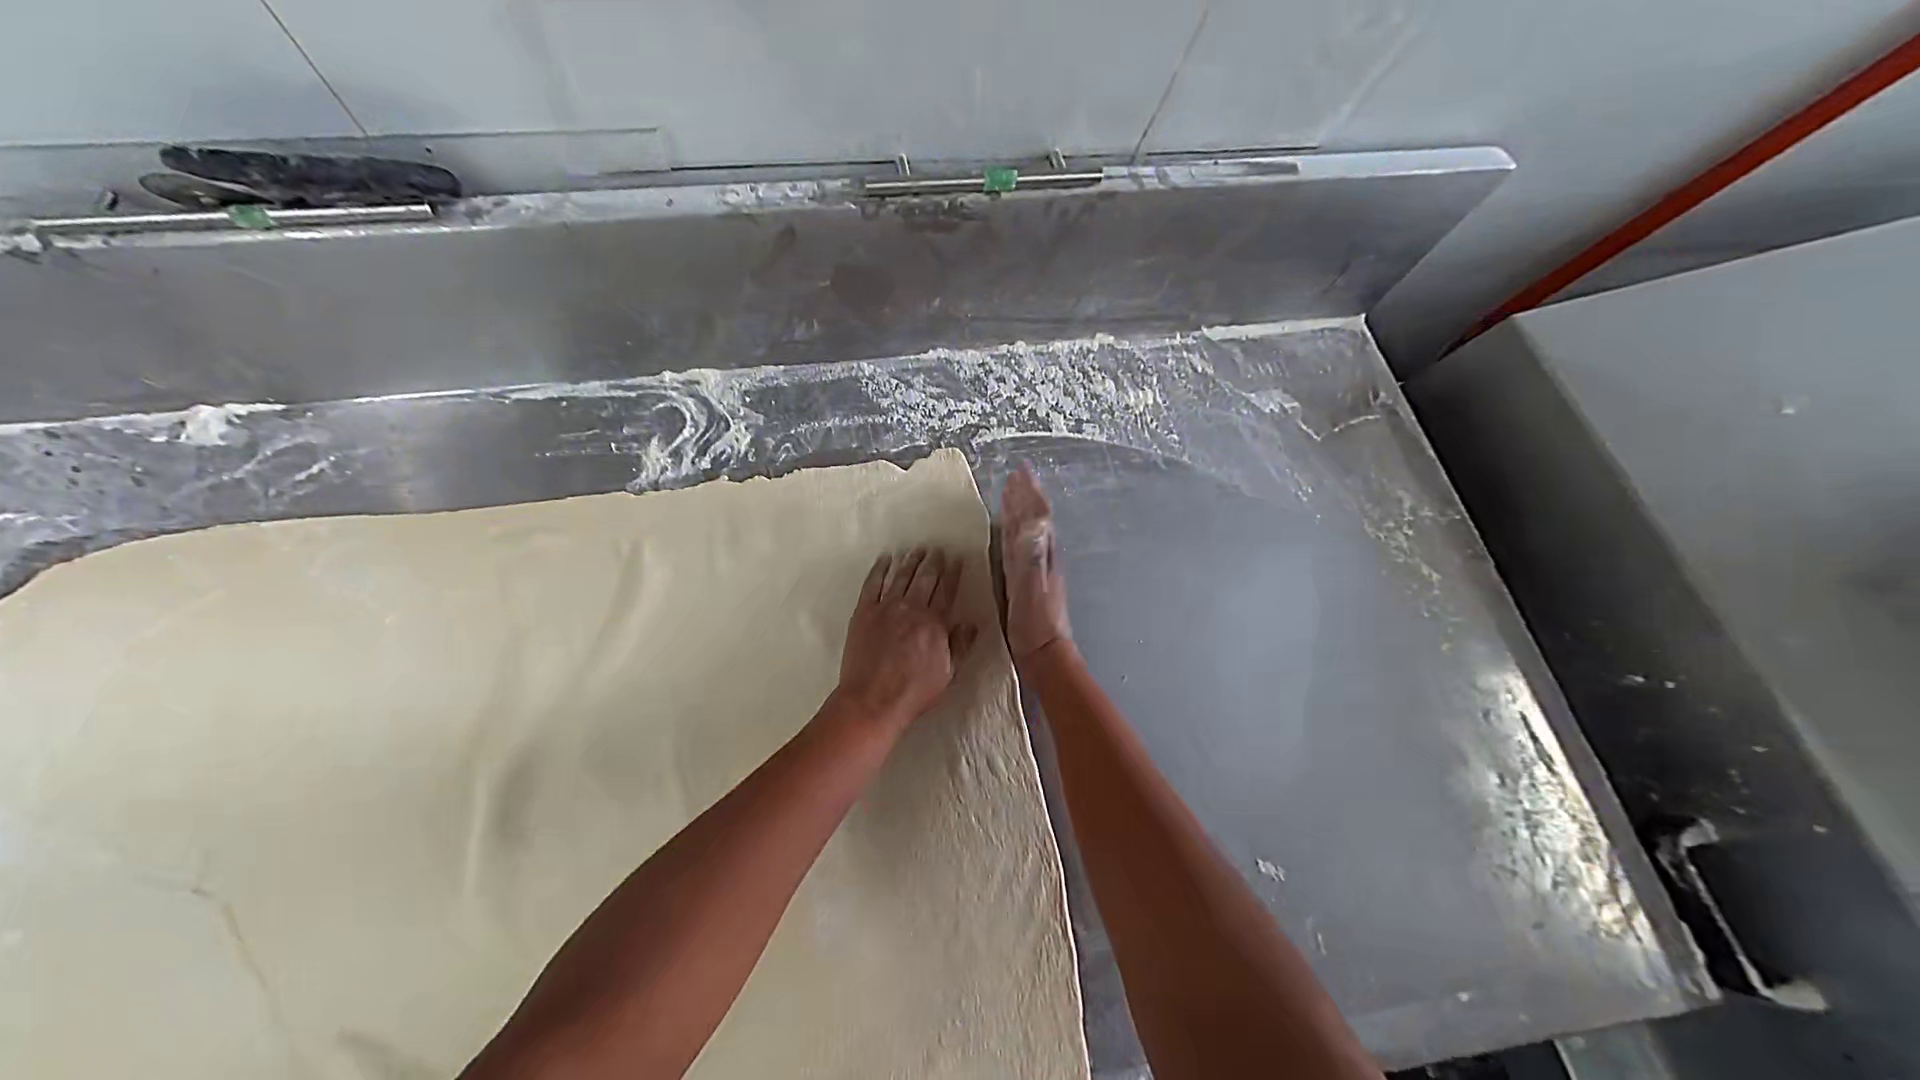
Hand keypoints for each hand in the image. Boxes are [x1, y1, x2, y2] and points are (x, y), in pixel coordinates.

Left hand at [836, 548, 978, 726]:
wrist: (872, 700)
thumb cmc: (912, 692)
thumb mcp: (947, 673)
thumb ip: (960, 646)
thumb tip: (971, 625)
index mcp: (935, 623)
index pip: (947, 591)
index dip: (953, 574)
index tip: (957, 561)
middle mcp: (911, 609)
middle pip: (925, 578)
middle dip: (933, 562)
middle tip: (937, 551)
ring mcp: (886, 608)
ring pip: (901, 576)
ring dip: (910, 562)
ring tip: (916, 551)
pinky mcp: (864, 612)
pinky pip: (873, 584)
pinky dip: (880, 569)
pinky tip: (885, 560)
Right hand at [1000, 465, 1072, 661]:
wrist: (1043, 652)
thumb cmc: (1036, 623)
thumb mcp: (1032, 588)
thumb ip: (1032, 557)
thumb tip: (1034, 523)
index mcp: (1043, 554)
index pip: (1037, 516)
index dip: (1030, 493)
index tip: (1021, 472)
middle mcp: (1041, 557)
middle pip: (1034, 518)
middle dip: (1025, 496)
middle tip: (1015, 475)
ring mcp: (1035, 568)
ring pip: (1027, 531)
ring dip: (1020, 510)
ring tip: (1011, 494)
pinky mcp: (1025, 581)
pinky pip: (1019, 547)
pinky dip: (1014, 531)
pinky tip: (1009, 532)